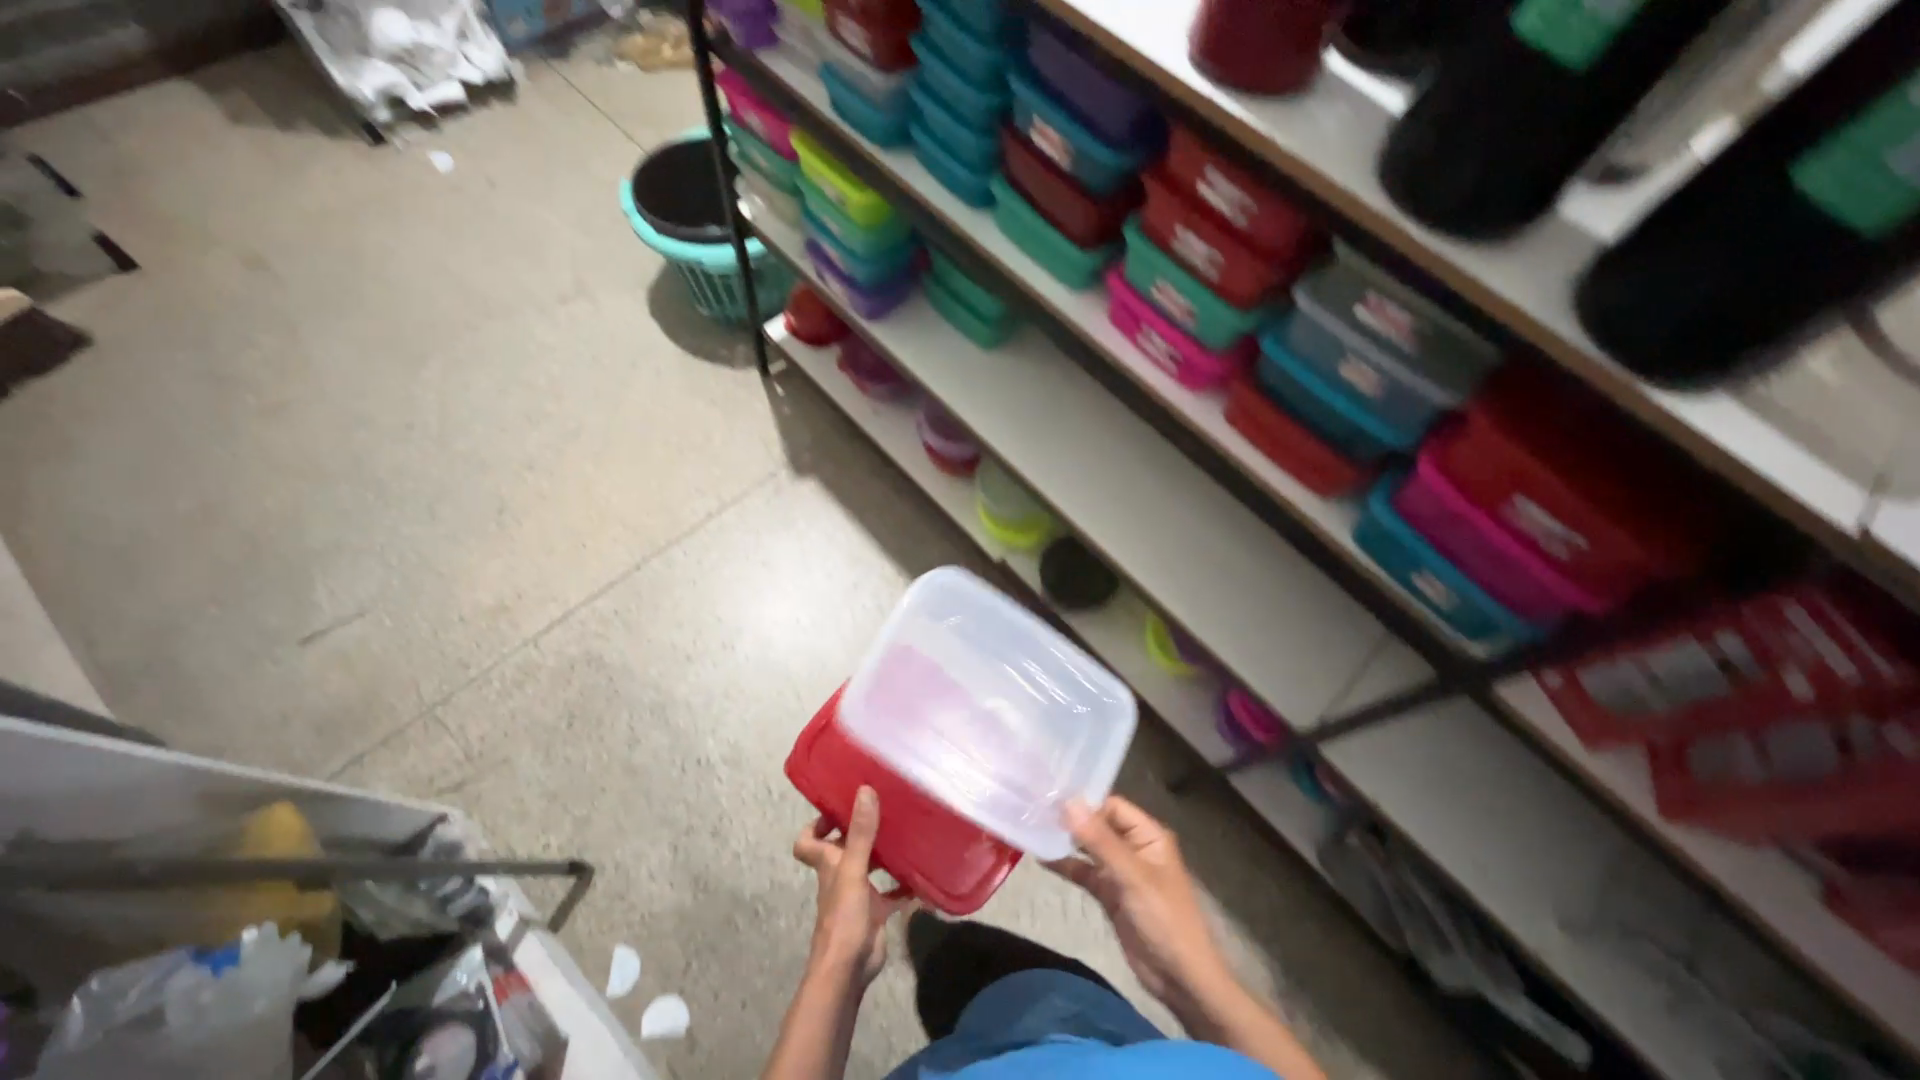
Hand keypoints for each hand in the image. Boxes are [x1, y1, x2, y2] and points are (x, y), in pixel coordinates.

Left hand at [793, 786, 913, 986]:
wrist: (848, 968)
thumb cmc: (843, 916)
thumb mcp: (852, 869)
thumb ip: (861, 832)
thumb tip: (864, 790)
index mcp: (828, 864)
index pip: (809, 841)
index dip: (817, 824)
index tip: (841, 806)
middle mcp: (841, 876)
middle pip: (844, 849)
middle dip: (861, 832)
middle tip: (886, 809)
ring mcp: (859, 895)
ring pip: (870, 868)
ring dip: (885, 855)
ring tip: (908, 833)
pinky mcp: (876, 913)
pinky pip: (892, 893)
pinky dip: (905, 885)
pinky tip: (923, 874)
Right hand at [1044, 797, 1231, 1008]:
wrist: (1178, 975)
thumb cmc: (1163, 918)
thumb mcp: (1132, 876)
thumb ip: (1099, 840)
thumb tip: (1068, 802)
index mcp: (1148, 836)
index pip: (1112, 806)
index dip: (1085, 802)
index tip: (1050, 799)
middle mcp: (1134, 848)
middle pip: (1098, 824)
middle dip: (1070, 820)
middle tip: (1033, 810)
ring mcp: (1120, 872)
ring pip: (1088, 849)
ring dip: (1065, 841)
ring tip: (1031, 829)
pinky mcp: (1109, 894)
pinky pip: (1084, 873)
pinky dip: (1066, 866)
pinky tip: (1041, 857)